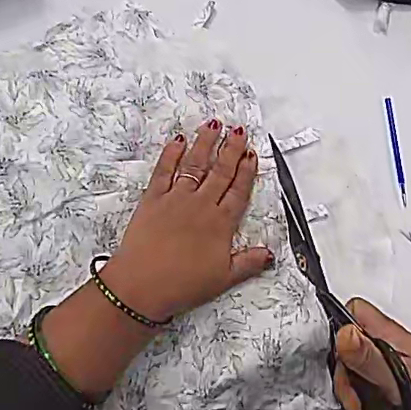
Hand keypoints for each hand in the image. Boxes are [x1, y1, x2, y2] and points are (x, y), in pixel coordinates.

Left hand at [96, 119, 272, 321]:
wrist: (142, 284)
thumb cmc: (181, 284)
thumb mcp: (223, 279)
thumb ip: (248, 263)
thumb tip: (268, 255)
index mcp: (221, 223)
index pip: (238, 191)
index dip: (247, 171)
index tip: (251, 154)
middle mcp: (201, 205)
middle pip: (221, 171)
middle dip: (231, 149)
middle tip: (238, 131)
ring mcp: (176, 199)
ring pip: (195, 164)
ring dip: (205, 143)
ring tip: (213, 125)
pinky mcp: (153, 199)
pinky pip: (164, 171)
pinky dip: (171, 154)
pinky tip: (178, 141)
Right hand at [332, 299, 410, 409]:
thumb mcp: (404, 384)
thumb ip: (370, 359)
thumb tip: (343, 333)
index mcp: (394, 338)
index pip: (353, 313)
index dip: (339, 332)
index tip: (342, 361)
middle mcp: (392, 351)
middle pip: (348, 348)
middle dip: (345, 375)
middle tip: (357, 397)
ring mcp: (393, 373)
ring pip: (356, 373)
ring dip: (356, 395)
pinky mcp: (396, 396)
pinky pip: (367, 395)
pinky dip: (367, 408)